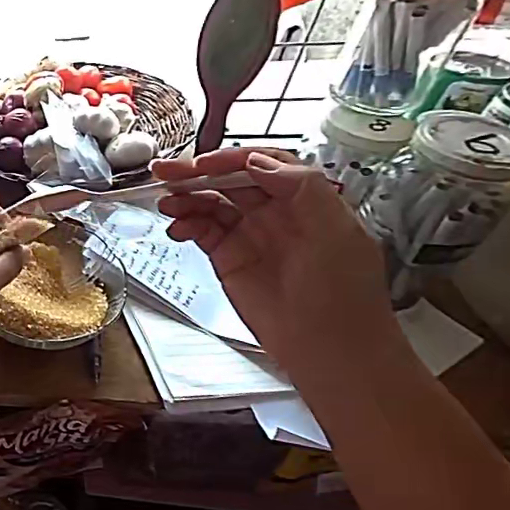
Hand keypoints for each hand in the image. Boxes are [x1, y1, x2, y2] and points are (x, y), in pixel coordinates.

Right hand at [155, 149, 402, 374]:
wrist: (329, 350)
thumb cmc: (344, 293)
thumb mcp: (335, 231)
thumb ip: (300, 187)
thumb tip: (255, 161)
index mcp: (303, 198)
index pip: (262, 164)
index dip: (232, 159)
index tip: (205, 164)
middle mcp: (274, 212)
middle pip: (229, 180)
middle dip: (197, 173)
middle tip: (166, 172)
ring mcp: (249, 235)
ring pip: (211, 204)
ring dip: (186, 199)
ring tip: (166, 204)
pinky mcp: (229, 259)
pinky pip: (202, 232)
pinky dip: (186, 225)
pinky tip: (176, 229)